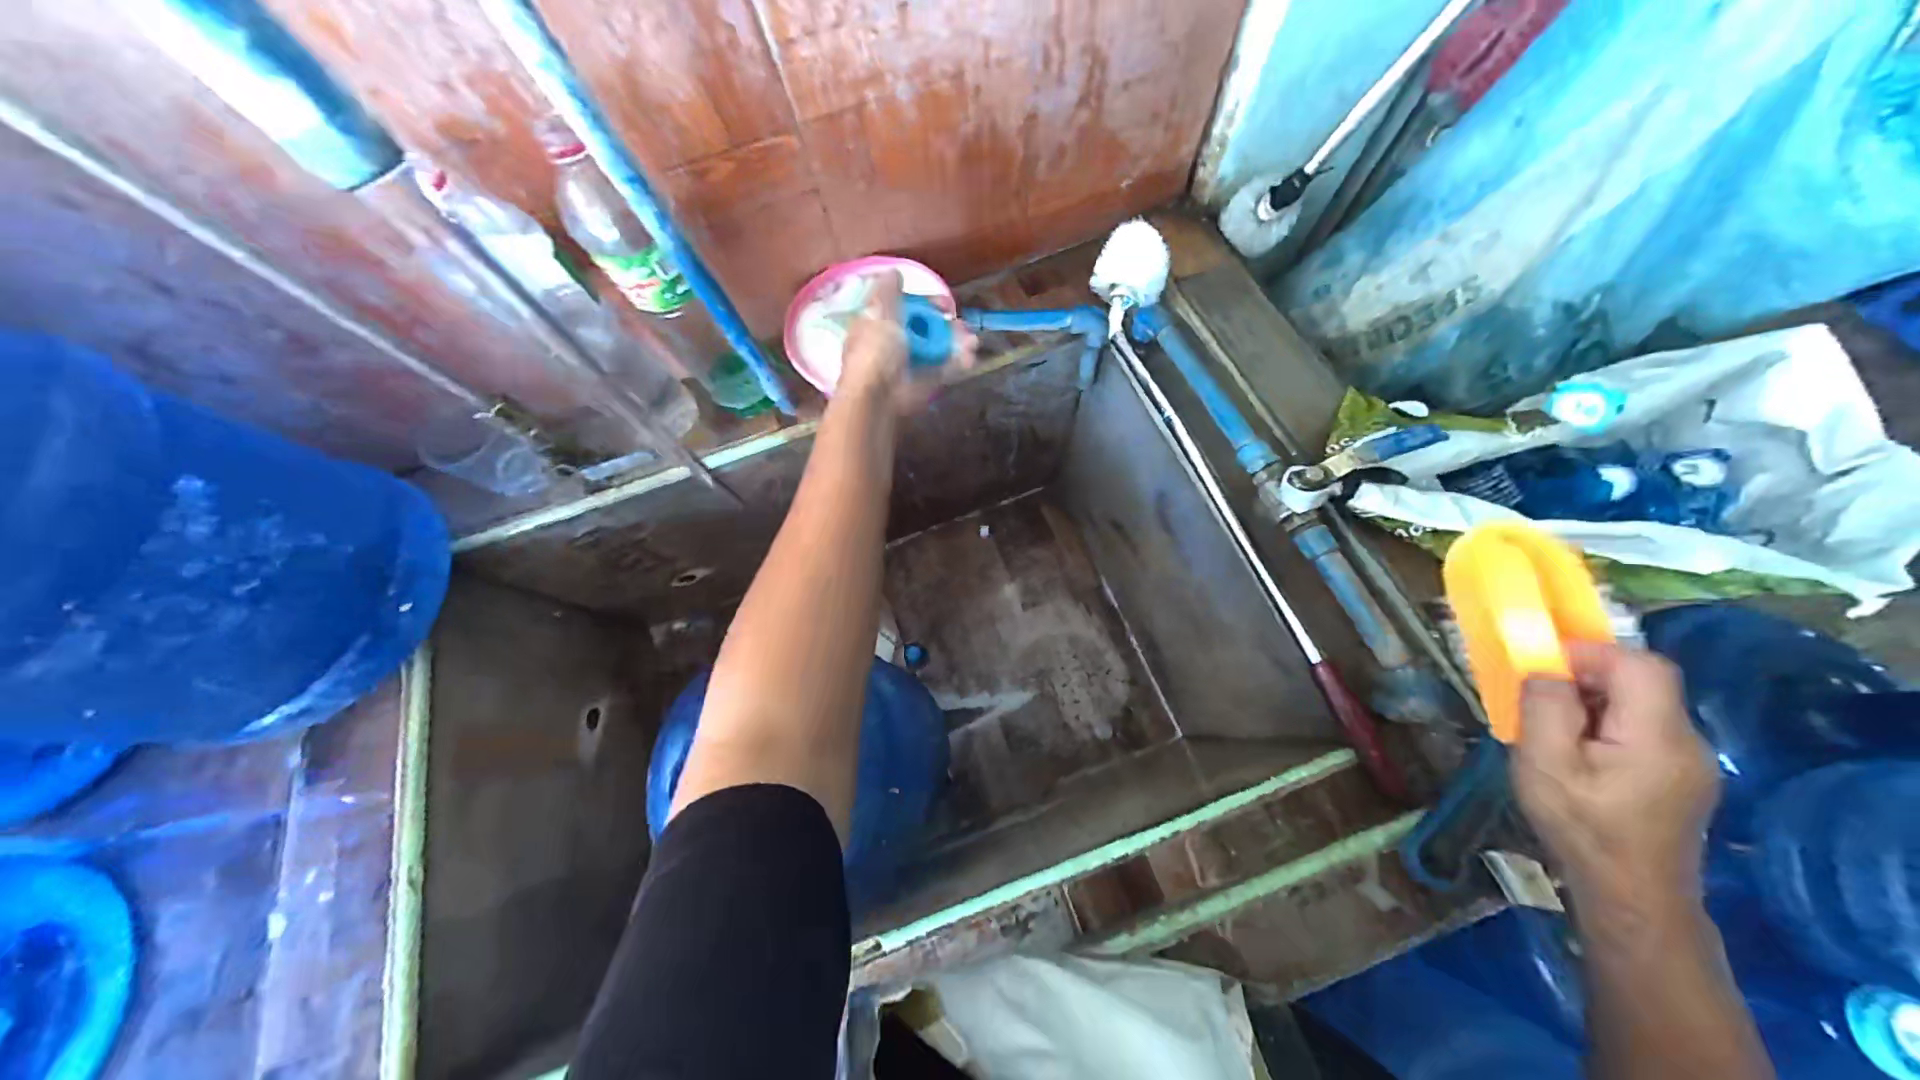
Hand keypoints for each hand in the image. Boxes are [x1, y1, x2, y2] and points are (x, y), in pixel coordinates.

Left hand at [836, 270, 976, 410]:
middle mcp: (895, 344)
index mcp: (878, 325)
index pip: (905, 309)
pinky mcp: (926, 385)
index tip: (942, 304)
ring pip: (940, 348)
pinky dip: (959, 362)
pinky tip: (970, 356)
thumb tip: (895, 272)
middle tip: (961, 324)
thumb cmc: (874, 351)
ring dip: (958, 341)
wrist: (879, 396)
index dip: (925, 304)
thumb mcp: (878, 311)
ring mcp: (912, 365)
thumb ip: (888, 291)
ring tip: (971, 340)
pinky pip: (945, 369)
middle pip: (927, 328)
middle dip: (947, 324)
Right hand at [1511, 642, 1719, 919]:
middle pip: (1643, 682)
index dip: (1591, 652)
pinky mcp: (1679, 776)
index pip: (1641, 665)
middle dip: (1586, 675)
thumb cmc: (1583, 827)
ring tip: (1549, 725)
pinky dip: (1603, 723)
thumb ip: (1547, 708)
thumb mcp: (1546, 763)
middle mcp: (1686, 741)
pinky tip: (1575, 751)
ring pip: (1640, 704)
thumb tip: (1545, 668)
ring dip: (1591, 700)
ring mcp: (1689, 760)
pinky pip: (1641, 728)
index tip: (1543, 664)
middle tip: (1538, 694)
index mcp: (1658, 735)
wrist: (1631, 896)